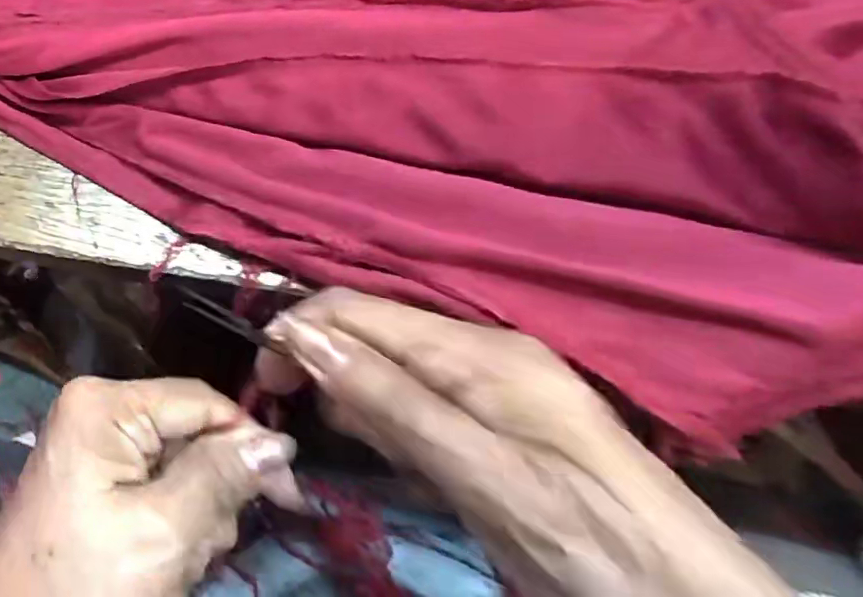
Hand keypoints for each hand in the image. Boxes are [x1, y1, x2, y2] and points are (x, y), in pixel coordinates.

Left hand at [0, 376, 303, 596]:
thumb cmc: (85, 583)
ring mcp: (94, 439)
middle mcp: (99, 406)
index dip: (248, 441)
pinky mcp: (96, 471)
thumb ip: (219, 479)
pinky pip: (156, 482)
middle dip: (211, 490)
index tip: (291, 493)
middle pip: (190, 431)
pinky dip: (172, 519)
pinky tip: (161, 555)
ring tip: (175, 557)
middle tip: (199, 545)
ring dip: (194, 513)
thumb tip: (278, 440)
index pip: (199, 400)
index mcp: (106, 403)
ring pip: (180, 462)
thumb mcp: (162, 533)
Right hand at [257, 290, 790, 596]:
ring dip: (351, 393)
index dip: (301, 330)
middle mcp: (480, 351)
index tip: (262, 377)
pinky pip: (416, 400)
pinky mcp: (497, 423)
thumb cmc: (600, 552)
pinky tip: (387, 449)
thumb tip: (299, 332)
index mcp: (479, 351)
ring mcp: (492, 387)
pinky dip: (386, 418)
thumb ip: (390, 402)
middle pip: (371, 331)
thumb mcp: (487, 478)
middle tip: (289, 413)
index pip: (360, 310)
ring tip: (343, 440)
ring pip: (388, 365)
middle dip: (321, 360)